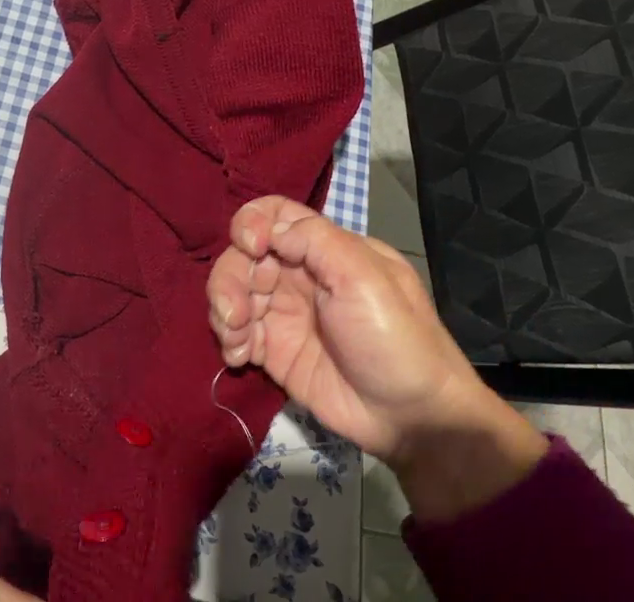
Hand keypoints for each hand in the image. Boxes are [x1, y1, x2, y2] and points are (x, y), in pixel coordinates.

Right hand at [207, 196, 547, 520]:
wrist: (410, 418)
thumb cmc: (395, 339)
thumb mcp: (366, 278)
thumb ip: (316, 241)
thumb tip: (269, 229)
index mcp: (326, 250)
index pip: (275, 216)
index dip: (252, 223)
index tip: (253, 248)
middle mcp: (300, 275)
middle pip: (244, 255)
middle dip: (230, 277)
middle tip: (235, 312)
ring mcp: (284, 313)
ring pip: (233, 291)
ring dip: (223, 309)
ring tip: (237, 338)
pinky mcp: (274, 351)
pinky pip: (236, 332)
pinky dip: (228, 339)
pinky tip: (239, 356)